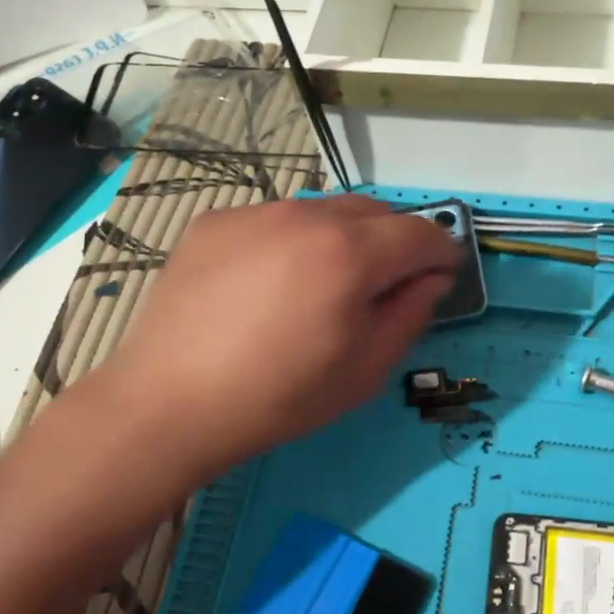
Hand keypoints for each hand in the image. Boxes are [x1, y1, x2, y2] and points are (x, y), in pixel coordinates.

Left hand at [75, 194, 460, 477]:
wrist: (171, 403)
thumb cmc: (281, 397)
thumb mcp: (365, 369)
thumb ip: (410, 314)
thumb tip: (431, 279)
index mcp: (351, 253)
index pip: (420, 232)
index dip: (442, 252)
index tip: (441, 276)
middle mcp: (306, 216)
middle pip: (375, 211)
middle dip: (395, 241)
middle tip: (386, 284)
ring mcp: (255, 213)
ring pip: (323, 211)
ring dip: (344, 237)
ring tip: (325, 284)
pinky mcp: (215, 222)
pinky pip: (275, 220)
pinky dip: (293, 241)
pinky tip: (271, 285)